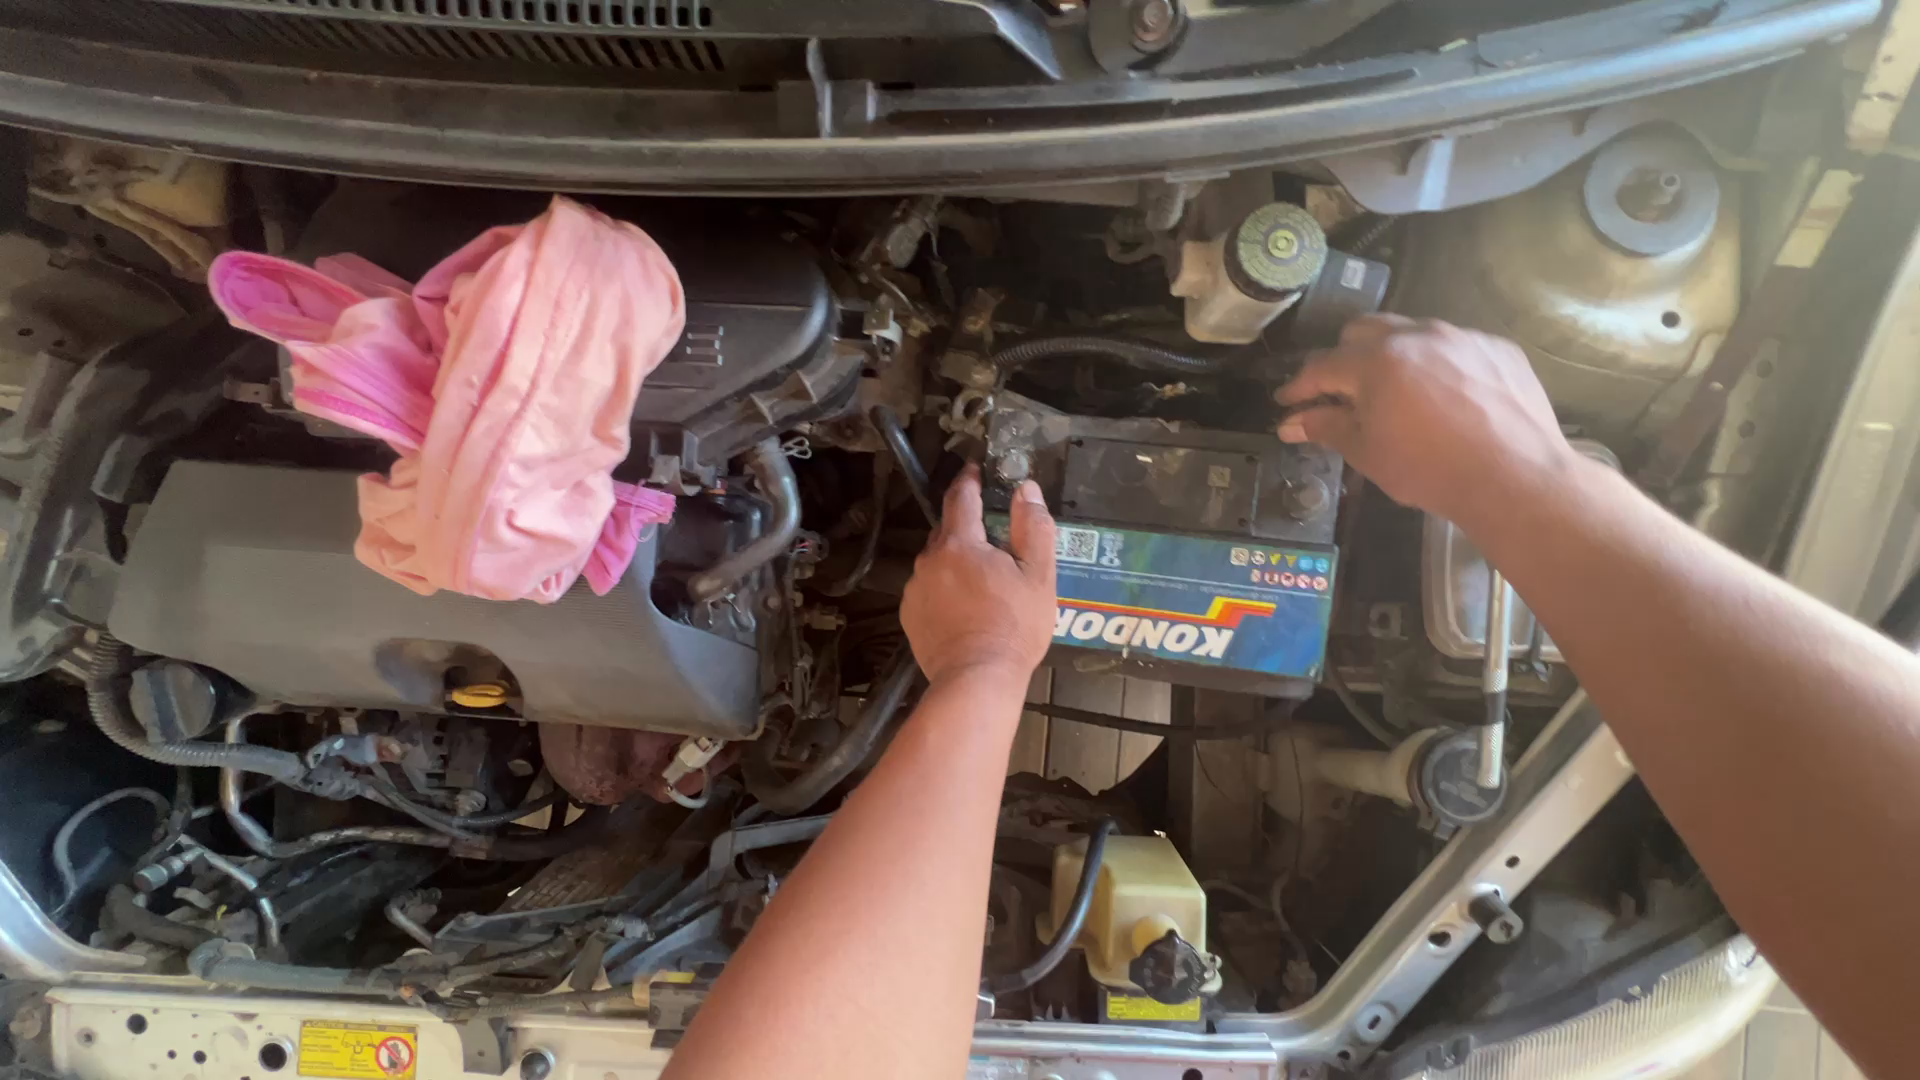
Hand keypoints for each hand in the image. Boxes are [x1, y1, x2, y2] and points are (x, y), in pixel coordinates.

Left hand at [900, 466, 1057, 687]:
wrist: (977, 679)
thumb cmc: (1014, 627)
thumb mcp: (1039, 576)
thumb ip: (1034, 528)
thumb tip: (1027, 490)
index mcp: (961, 544)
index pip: (961, 497)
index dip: (970, 479)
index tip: (975, 470)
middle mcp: (929, 560)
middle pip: (948, 530)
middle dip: (968, 527)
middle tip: (994, 538)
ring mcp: (915, 588)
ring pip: (937, 561)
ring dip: (955, 561)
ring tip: (982, 581)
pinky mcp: (910, 614)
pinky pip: (928, 588)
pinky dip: (944, 588)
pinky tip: (963, 607)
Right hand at [1275, 315, 1578, 526]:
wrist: (1515, 477)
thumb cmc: (1427, 469)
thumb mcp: (1366, 451)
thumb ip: (1325, 427)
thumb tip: (1290, 423)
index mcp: (1377, 361)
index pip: (1322, 366)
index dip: (1299, 386)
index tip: (1286, 403)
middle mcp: (1417, 335)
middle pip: (1363, 331)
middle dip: (1343, 358)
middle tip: (1339, 393)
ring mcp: (1462, 338)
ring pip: (1410, 332)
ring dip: (1390, 357)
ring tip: (1392, 393)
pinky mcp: (1497, 349)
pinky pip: (1452, 346)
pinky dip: (1434, 365)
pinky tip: (1441, 398)